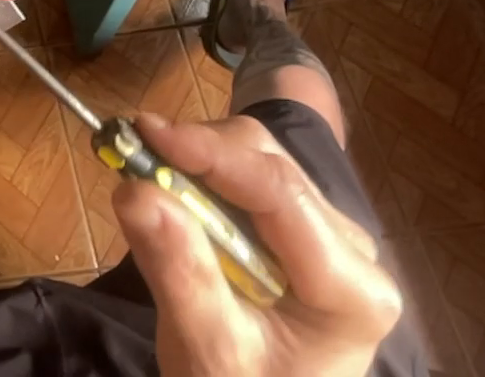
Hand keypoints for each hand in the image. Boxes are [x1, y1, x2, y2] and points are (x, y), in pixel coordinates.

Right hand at [113, 116, 402, 375]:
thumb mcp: (206, 350)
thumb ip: (178, 273)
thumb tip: (134, 191)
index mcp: (350, 288)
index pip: (279, 192)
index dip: (210, 152)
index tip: (144, 133)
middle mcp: (350, 248)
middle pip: (267, 163)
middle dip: (197, 153)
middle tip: (134, 158)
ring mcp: (328, 231)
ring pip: (256, 156)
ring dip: (195, 159)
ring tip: (152, 183)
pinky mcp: (299, 224)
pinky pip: (247, 172)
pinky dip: (201, 171)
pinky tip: (174, 194)